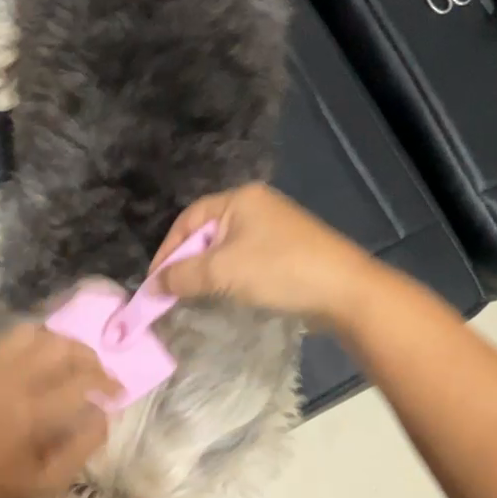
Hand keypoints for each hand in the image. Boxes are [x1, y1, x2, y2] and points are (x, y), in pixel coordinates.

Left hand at [0, 324, 118, 497]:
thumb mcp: (50, 480)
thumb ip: (84, 444)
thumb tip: (104, 412)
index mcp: (33, 414)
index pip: (83, 381)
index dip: (108, 383)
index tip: (116, 392)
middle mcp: (11, 381)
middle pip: (62, 347)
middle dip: (88, 357)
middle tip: (95, 374)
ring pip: (34, 333)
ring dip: (58, 343)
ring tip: (66, 361)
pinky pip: (4, 338)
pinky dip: (27, 343)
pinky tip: (33, 359)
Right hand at [150, 182, 386, 325]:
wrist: (345, 292)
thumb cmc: (279, 271)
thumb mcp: (221, 272)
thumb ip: (180, 276)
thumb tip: (151, 287)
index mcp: (240, 200)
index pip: (187, 220)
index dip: (166, 251)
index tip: (155, 282)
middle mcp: (256, 207)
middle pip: (205, 235)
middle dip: (185, 264)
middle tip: (172, 292)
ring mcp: (274, 229)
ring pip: (224, 250)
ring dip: (206, 274)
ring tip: (195, 297)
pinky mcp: (287, 252)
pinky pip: (244, 261)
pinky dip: (229, 278)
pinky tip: (226, 296)